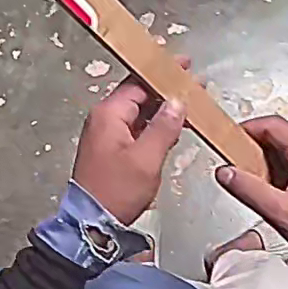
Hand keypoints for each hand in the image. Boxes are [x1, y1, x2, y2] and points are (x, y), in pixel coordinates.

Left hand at [70, 61, 188, 224]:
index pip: (137, 83)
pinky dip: (154, 125)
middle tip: (195, 85)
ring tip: (190, 103)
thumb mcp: (146, 159)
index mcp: (108, 115)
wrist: (92, 223)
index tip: (185, 66)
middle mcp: (103, 119)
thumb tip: (177, 102)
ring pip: (137, 112)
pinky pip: (135, 128)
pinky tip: (173, 126)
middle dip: (166, 90)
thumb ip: (163, 128)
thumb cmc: (116, 191)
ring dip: (162, 108)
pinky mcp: (110, 149)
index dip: (162, 73)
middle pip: (137, 95)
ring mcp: (105, 134)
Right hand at [214, 116, 287, 271]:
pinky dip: (275, 171)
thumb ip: (249, 189)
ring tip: (250, 181)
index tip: (228, 140)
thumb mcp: (281, 212)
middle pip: (278, 135)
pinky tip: (268, 190)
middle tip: (234, 163)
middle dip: (252, 147)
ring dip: (263, 161)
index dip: (247, 129)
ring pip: (284, 150)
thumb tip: (225, 172)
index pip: (274, 125)